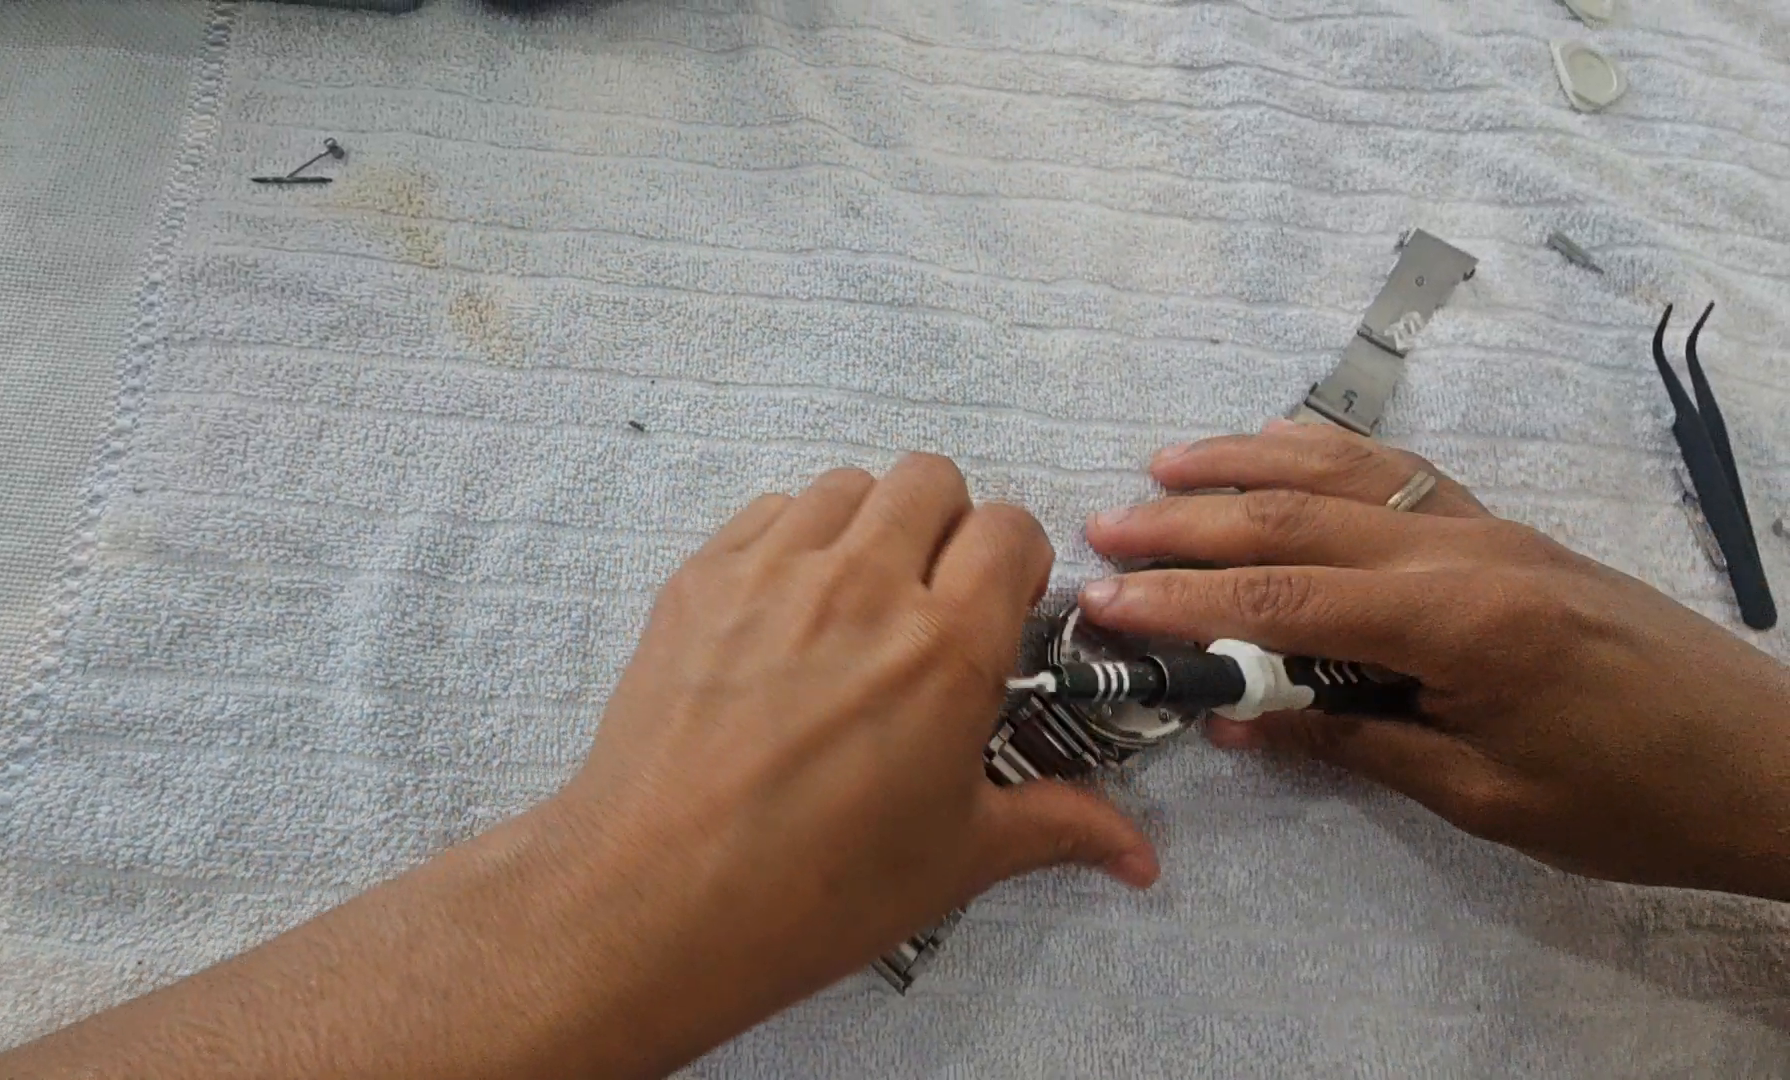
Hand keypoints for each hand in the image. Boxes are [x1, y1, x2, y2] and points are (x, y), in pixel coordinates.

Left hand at [0, 455, 1154, 1079]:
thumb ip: (1050, 836)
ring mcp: (775, 565)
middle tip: (919, 586)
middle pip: (929, 476)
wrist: (639, 890)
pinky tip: (774, 587)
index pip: (1007, 535)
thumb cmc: (804, 889)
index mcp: (940, 659)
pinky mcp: (707, 564)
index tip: (990, 601)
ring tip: (844, 586)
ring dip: (863, 514)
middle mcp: (865, 592)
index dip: (1006, 558)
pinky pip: (774, 497)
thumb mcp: (944, 860)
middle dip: (940, 518)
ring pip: (851, 474)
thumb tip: (1150, 864)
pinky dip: (791, 523)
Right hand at [1079, 421, 1789, 899]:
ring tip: (1161, 466)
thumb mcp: (1478, 793)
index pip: (1284, 600)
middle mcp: (1461, 549)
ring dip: (1237, 465)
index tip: (1106, 602)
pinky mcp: (1490, 519)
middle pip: (1290, 519)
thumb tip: (1232, 719)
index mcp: (1461, 622)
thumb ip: (1344, 739)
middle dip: (1184, 525)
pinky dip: (1314, 447)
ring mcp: (1477, 522)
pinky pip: (1388, 465)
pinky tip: (1266, 441)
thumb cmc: (1630, 796)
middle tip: (1105, 530)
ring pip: (1332, 471)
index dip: (1182, 603)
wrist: (1780, 765)